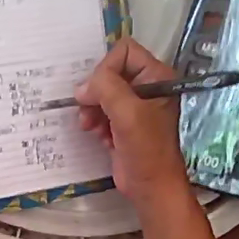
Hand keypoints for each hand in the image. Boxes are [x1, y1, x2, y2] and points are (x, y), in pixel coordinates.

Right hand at [74, 39, 195, 216]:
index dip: (106, 69)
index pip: (124, 52)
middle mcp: (145, 87)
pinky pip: (100, 111)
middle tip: (89, 112)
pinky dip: (95, 123)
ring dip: (92, 110)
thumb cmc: (146, 150)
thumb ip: (106, 88)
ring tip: (92, 127)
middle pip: (109, 72)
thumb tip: (83, 87)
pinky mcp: (122, 123)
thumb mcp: (128, 113)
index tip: (99, 92)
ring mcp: (133, 106)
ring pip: (101, 93)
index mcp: (156, 76)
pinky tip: (99, 136)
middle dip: (95, 93)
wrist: (150, 186)